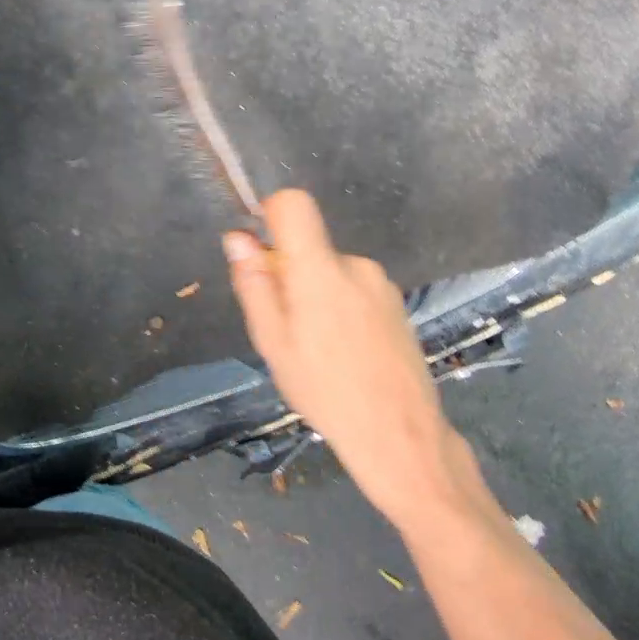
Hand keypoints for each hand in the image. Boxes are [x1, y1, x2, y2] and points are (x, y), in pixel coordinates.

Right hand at [224, 190, 471, 525]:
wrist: (400, 435)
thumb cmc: (324, 390)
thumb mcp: (272, 342)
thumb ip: (255, 285)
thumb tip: (238, 238)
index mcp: (320, 271)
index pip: (293, 205)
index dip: (269, 215)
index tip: (259, 252)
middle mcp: (355, 265)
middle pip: (308, 248)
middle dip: (288, 276)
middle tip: (284, 330)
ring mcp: (381, 285)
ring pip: (330, 272)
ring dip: (314, 297)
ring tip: (315, 349)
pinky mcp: (397, 304)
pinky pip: (353, 290)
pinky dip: (339, 310)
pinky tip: (343, 354)